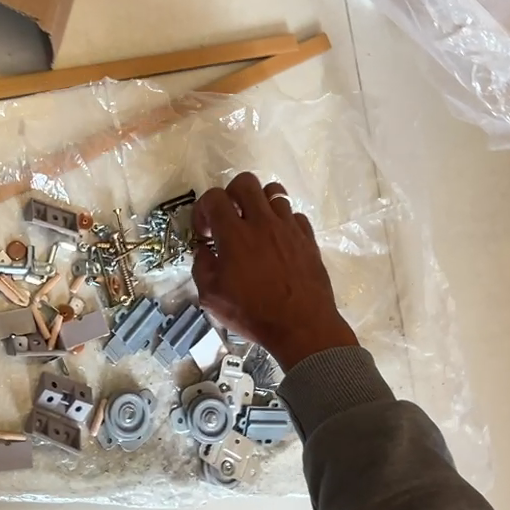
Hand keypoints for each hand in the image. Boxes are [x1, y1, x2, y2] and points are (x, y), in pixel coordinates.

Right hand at [191, 172, 357, 369]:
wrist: (302, 327)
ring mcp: (289, 228)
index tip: (205, 233)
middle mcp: (262, 223)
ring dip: (259, 204)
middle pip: (246, 182)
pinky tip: (277, 241)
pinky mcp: (308, 238)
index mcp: (235, 235)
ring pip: (274, 192)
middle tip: (229, 219)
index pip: (214, 197)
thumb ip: (202, 267)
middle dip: (231, 194)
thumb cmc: (252, 313)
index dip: (203, 209)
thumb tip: (204, 250)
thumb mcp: (211, 297)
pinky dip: (282, 222)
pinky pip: (294, 215)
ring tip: (255, 226)